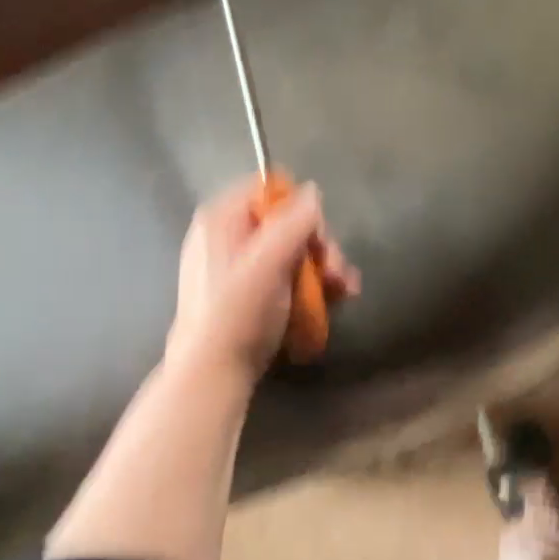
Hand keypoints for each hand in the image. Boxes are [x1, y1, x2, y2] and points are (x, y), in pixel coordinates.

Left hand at [166, 179, 359, 380]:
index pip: (267, 189)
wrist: (214, 371)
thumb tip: (314, 192)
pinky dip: (311, 285)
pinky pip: (287, 276)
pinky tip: (335, 300)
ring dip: (323, 268)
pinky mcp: (251, 294)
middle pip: (286, 223)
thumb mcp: (269, 262)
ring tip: (344, 292)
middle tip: (337, 272)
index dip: (299, 207)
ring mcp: (240, 267)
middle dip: (319, 245)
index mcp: (222, 219)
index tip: (318, 235)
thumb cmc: (239, 312)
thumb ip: (293, 222)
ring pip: (292, 252)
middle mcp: (228, 237)